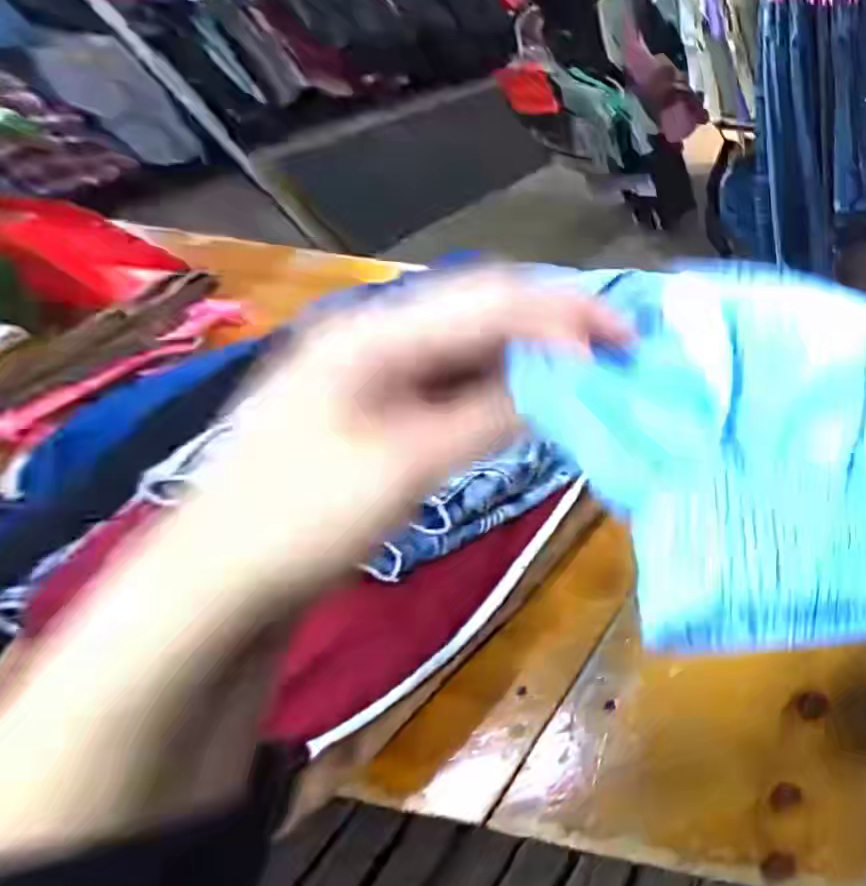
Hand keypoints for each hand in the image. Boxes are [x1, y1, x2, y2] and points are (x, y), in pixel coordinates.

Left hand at [172, 269, 628, 598]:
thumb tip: (578, 378)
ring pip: (490, 334)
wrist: (220, 583)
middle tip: (625, 344)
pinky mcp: (402, 393)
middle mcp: (384, 332)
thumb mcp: (411, 464)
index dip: (564, 317)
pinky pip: (478, 368)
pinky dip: (525, 373)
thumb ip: (499, 411)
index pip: (490, 303)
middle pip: (493, 304)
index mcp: (374, 336)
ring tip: (604, 361)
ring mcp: (391, 362)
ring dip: (549, 343)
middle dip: (565, 318)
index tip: (623, 345)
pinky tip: (556, 387)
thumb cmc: (304, 519)